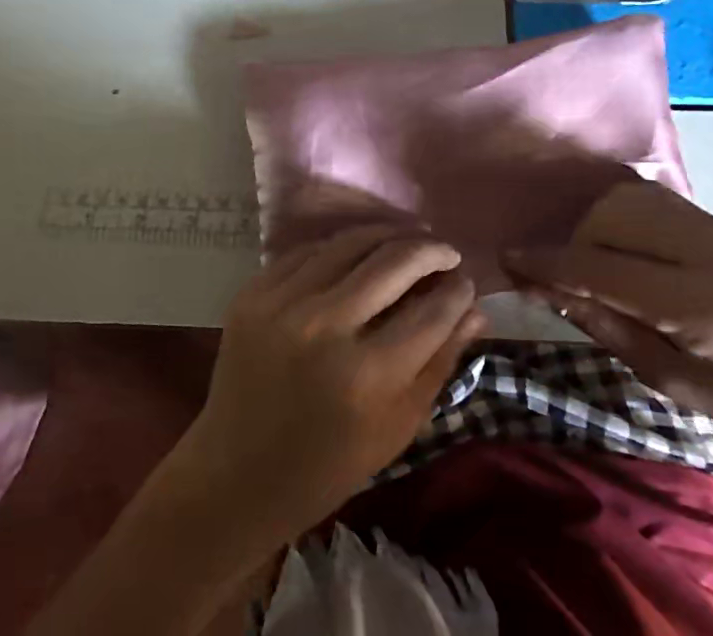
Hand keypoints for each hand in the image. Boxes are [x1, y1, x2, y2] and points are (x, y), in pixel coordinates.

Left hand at [180, 226, 485, 535]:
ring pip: (354, 242)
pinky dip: (344, 248)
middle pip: (397, 260)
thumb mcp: (400, 424)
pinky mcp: (253, 294)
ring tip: (413, 241)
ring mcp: (283, 305)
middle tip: (448, 254)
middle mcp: (326, 327)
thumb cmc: (330, 464)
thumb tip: (477, 307)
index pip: (434, 309)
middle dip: (434, 251)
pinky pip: (311, 251)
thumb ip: (442, 360)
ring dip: (393, 236)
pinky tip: (362, 254)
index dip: (460, 290)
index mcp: (369, 374)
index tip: (467, 283)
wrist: (235, 476)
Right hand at [504, 180, 712, 479]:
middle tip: (554, 274)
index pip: (606, 267)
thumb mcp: (678, 384)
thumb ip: (611, 327)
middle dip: (573, 240)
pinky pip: (658, 204)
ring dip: (596, 225)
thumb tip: (553, 289)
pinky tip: (617, 247)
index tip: (508, 257)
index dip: (550, 262)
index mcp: (705, 305)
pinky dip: (624, 219)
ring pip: (634, 200)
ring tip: (585, 263)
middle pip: (615, 217)